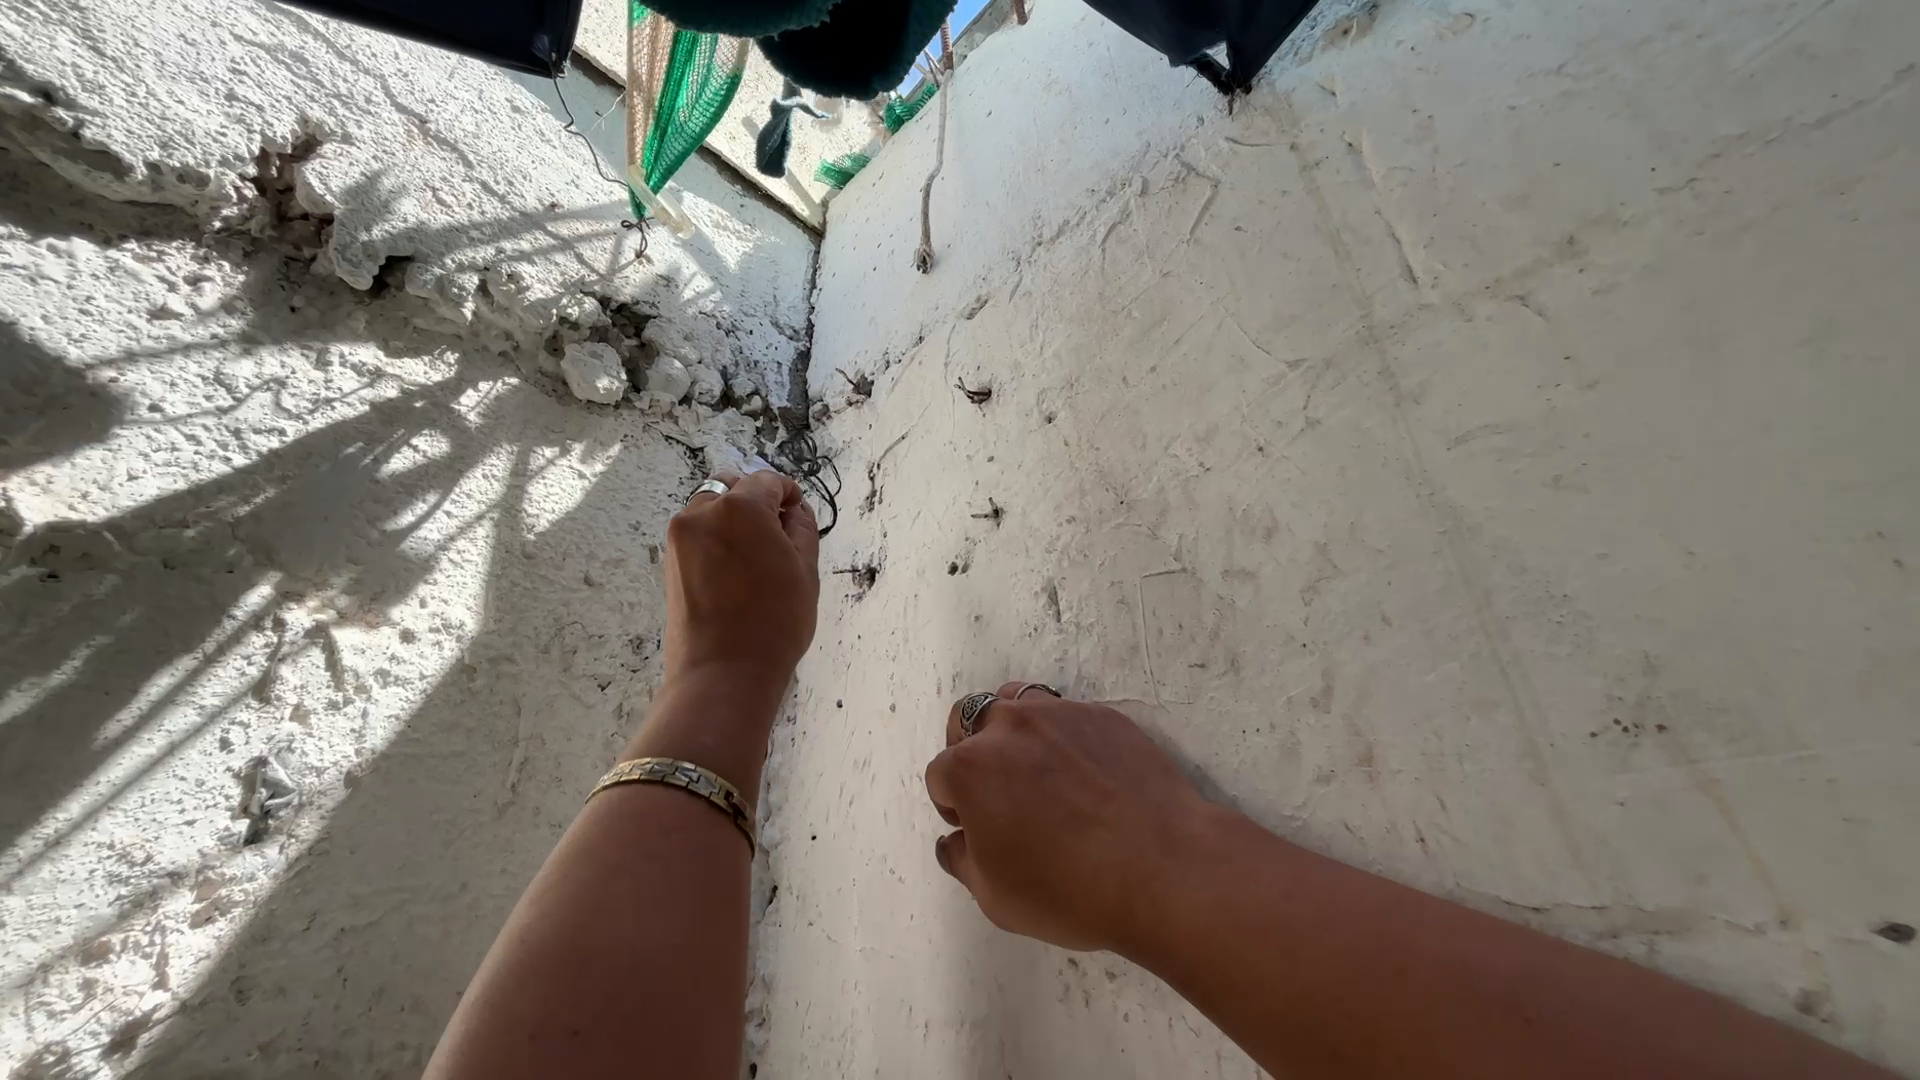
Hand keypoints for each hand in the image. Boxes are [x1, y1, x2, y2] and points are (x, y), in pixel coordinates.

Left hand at [663, 471, 819, 696]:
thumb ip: (802, 530)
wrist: (723, 673)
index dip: (787, 492)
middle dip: (756, 499)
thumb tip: (795, 510)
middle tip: (778, 533)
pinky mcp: (670, 562)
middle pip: (732, 486)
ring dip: (733, 517)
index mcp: (741, 508)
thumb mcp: (805, 571)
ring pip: (710, 507)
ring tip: (755, 555)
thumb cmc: (775, 622)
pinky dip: (717, 537)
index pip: (767, 480)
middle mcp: (703, 513)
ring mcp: (680, 537)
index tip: (797, 512)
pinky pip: (697, 533)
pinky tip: (736, 570)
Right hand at [923, 684, 1218, 953]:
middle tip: (1000, 793)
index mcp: (971, 768)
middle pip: (969, 719)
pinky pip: (1067, 715)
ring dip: (1014, 730)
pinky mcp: (1102, 715)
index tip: (978, 831)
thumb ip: (961, 861)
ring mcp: (1059, 714)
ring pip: (1017, 702)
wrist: (1164, 868)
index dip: (954, 808)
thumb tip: (955, 840)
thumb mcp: (995, 897)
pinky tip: (1087, 775)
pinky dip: (1063, 737)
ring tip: (1039, 770)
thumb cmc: (1069, 890)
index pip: (941, 776)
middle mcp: (1008, 726)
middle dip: (971, 751)